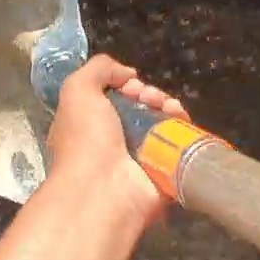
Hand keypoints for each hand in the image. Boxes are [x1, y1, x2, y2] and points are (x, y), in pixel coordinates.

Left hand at [45, 55, 188, 229]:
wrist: (103, 189)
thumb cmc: (85, 139)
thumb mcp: (77, 90)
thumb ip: (98, 69)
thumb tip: (128, 73)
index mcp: (89, 125)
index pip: (113, 98)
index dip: (124, 84)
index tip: (129, 84)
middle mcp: (114, 141)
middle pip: (140, 108)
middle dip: (148, 94)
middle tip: (148, 97)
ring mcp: (140, 158)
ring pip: (161, 123)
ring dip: (167, 106)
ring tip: (168, 106)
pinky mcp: (163, 171)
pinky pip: (178, 144)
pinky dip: (182, 128)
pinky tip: (180, 118)